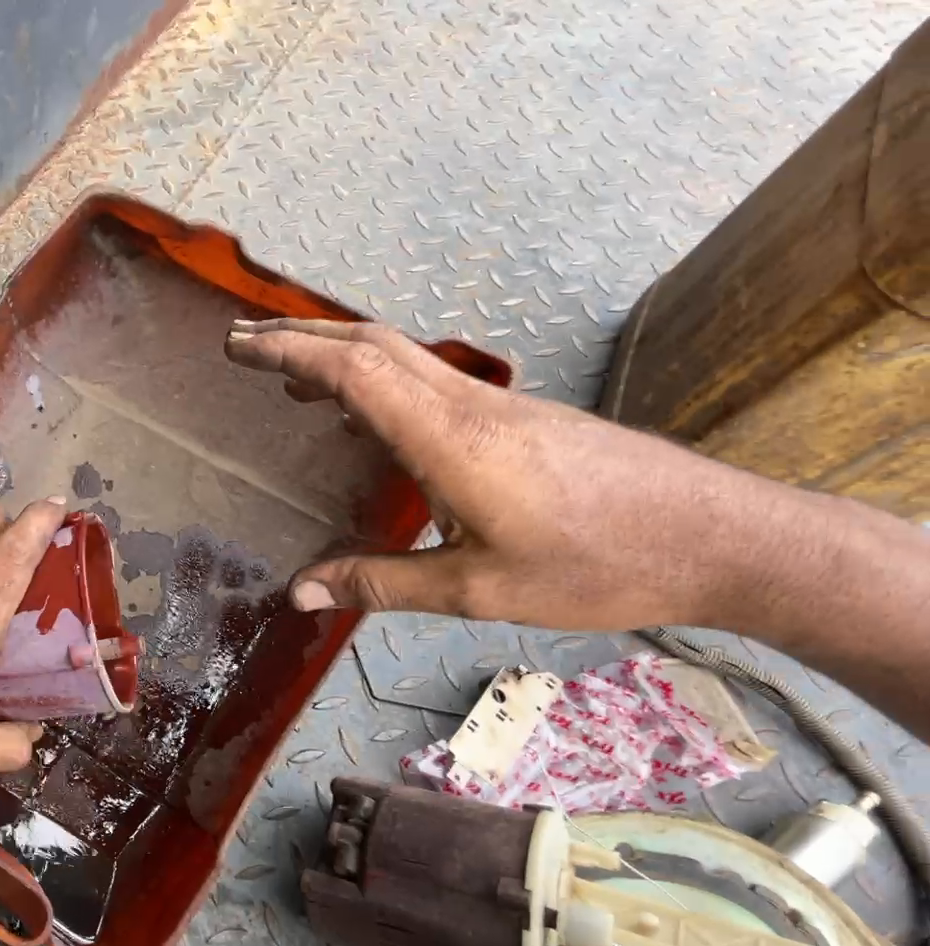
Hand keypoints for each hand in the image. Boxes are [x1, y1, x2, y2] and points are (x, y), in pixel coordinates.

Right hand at [223, 317, 807, 632]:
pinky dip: (375, 374)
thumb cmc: (598, 565)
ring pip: (402, 353)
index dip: (290, 354)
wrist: (724, 537)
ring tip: (287, 371)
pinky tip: (362, 412)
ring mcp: (498, 404)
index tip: (239, 348)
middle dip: (300, 335)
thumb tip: (297, 593)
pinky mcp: (519, 416)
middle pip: (372, 344)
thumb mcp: (477, 590)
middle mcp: (468, 404)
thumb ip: (380, 584)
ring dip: (337, 349)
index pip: (354, 372)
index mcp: (450, 438)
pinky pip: (426, 376)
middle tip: (243, 342)